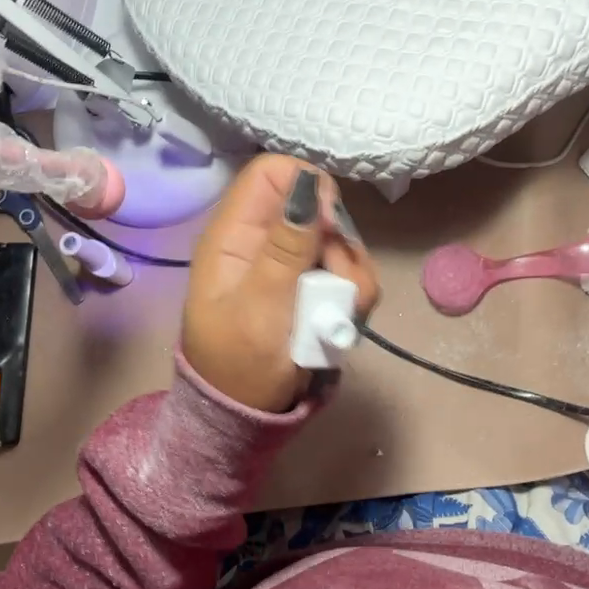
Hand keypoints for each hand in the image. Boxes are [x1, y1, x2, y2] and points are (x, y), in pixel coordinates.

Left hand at [182, 156, 379, 411]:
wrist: (247, 415)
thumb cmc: (239, 364)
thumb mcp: (259, 308)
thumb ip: (285, 248)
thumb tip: (309, 185)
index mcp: (235, 235)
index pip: (272, 173)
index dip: (307, 188)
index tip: (328, 228)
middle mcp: (265, 242)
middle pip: (318, 206)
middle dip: (338, 243)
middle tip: (333, 284)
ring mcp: (292, 266)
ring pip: (341, 242)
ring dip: (350, 277)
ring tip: (334, 316)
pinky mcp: (314, 289)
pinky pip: (349, 273)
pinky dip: (353, 297)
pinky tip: (340, 323)